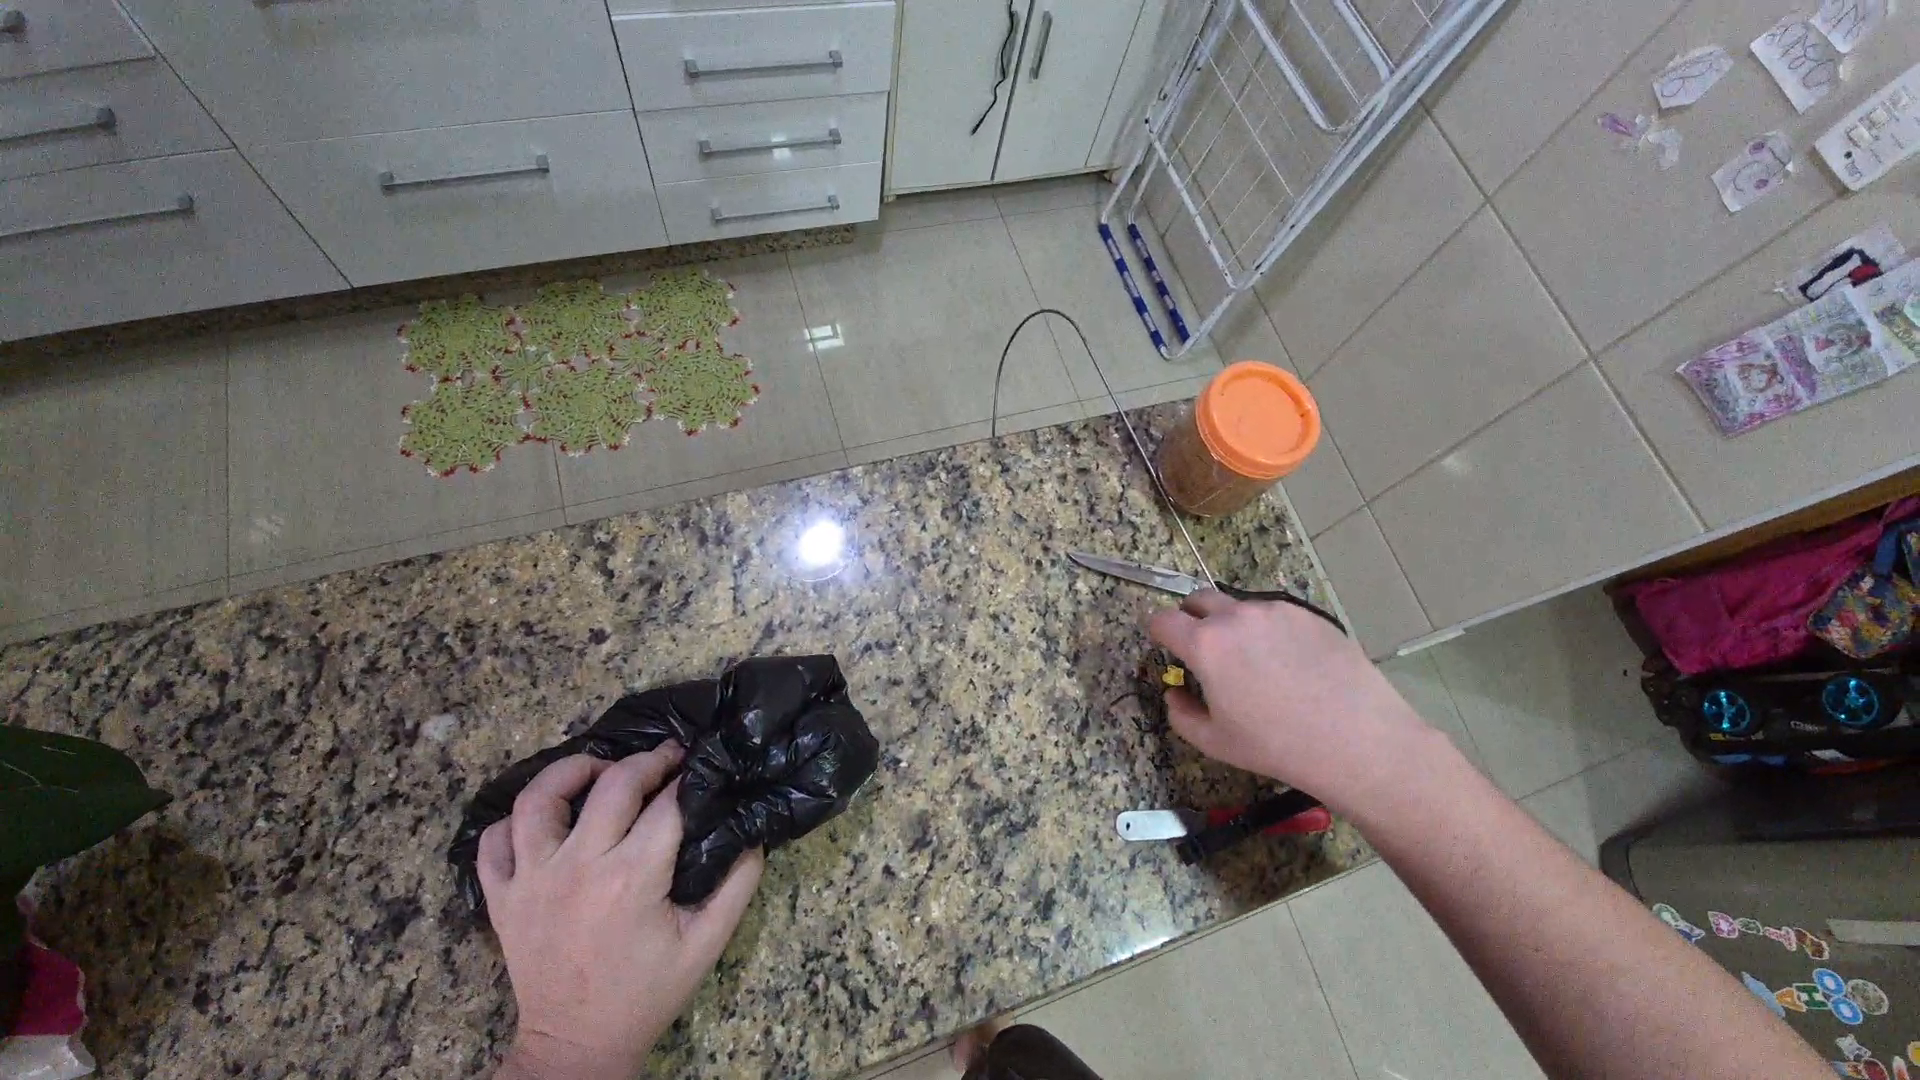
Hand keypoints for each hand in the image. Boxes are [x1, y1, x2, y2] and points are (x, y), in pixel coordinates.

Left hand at [479, 748, 764, 1079]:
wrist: (576, 1047)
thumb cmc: (647, 993)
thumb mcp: (707, 944)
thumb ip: (738, 883)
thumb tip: (751, 832)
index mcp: (631, 879)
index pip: (667, 804)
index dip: (689, 777)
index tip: (701, 764)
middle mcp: (577, 868)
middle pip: (612, 784)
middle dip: (647, 761)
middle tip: (667, 759)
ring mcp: (531, 881)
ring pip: (539, 798)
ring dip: (573, 771)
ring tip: (599, 771)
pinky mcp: (502, 898)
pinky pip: (494, 841)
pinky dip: (514, 820)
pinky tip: (548, 820)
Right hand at [1147, 591, 1445, 814]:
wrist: (1358, 740)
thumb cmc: (1277, 745)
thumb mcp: (1215, 741)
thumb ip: (1180, 713)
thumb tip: (1175, 692)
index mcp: (1206, 644)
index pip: (1162, 620)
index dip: (1156, 632)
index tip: (1164, 646)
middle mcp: (1237, 616)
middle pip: (1198, 600)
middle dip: (1191, 618)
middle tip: (1203, 650)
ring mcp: (1276, 611)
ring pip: (1239, 607)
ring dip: (1232, 625)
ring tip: (1254, 663)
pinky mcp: (1309, 614)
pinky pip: (1275, 615)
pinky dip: (1269, 631)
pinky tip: (1290, 664)